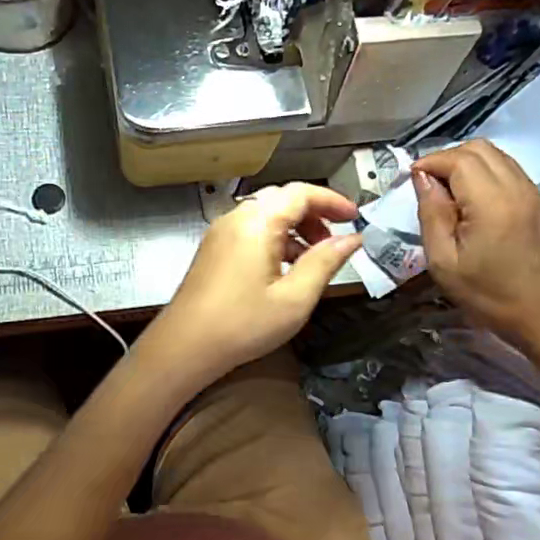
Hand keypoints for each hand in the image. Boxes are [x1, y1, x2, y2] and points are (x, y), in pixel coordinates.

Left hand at [139, 183, 363, 389]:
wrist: (184, 346)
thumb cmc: (242, 325)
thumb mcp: (295, 298)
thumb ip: (325, 263)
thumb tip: (351, 239)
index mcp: (258, 223)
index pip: (301, 193)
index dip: (332, 200)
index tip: (354, 217)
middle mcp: (236, 219)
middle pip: (282, 199)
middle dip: (314, 215)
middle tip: (335, 241)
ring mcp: (220, 234)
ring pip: (265, 216)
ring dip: (294, 229)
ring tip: (314, 260)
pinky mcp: (213, 250)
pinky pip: (250, 231)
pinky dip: (275, 240)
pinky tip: (285, 270)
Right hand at [413, 139, 539, 346]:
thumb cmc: (488, 294)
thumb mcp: (444, 262)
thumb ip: (432, 214)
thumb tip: (421, 179)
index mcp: (492, 203)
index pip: (458, 160)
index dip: (430, 163)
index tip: (411, 179)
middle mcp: (515, 187)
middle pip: (478, 149)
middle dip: (446, 158)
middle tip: (426, 185)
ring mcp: (530, 191)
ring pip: (494, 154)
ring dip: (465, 163)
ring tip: (445, 191)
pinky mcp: (536, 199)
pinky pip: (505, 169)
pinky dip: (482, 172)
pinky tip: (469, 199)